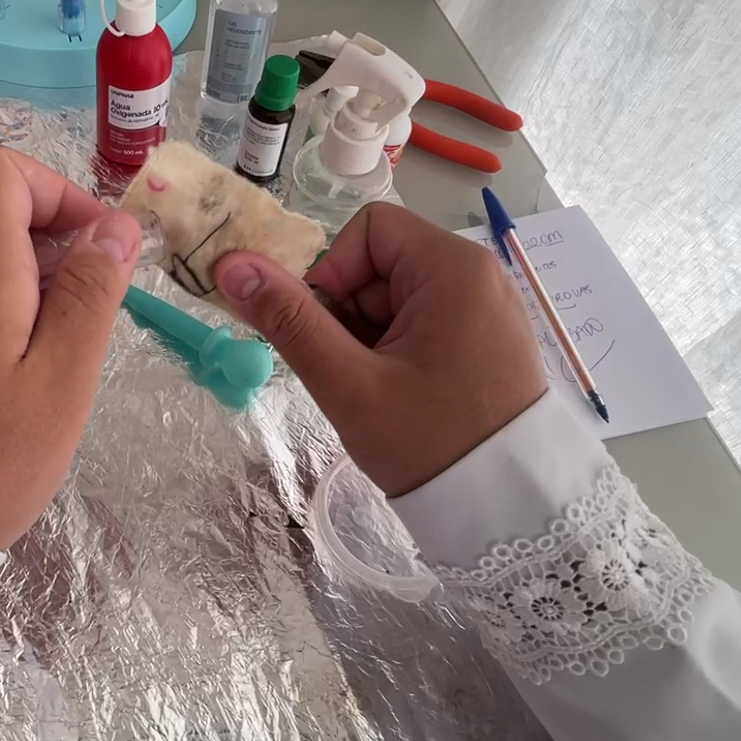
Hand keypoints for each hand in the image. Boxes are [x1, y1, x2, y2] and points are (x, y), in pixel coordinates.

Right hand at [212, 201, 544, 496]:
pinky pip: (421, 325)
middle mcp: (477, 275)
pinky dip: (395, 352)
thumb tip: (230, 265)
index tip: (329, 335)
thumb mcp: (349, 384)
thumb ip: (288, 321)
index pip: (366, 231)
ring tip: (379, 393)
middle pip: (380, 266)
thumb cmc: (429, 442)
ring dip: (368, 339)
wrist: (510, 510)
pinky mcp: (486, 340)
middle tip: (355, 375)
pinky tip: (400, 396)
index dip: (332, 274)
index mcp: (452, 268)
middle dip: (349, 316)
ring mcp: (486, 309)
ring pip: (395, 300)